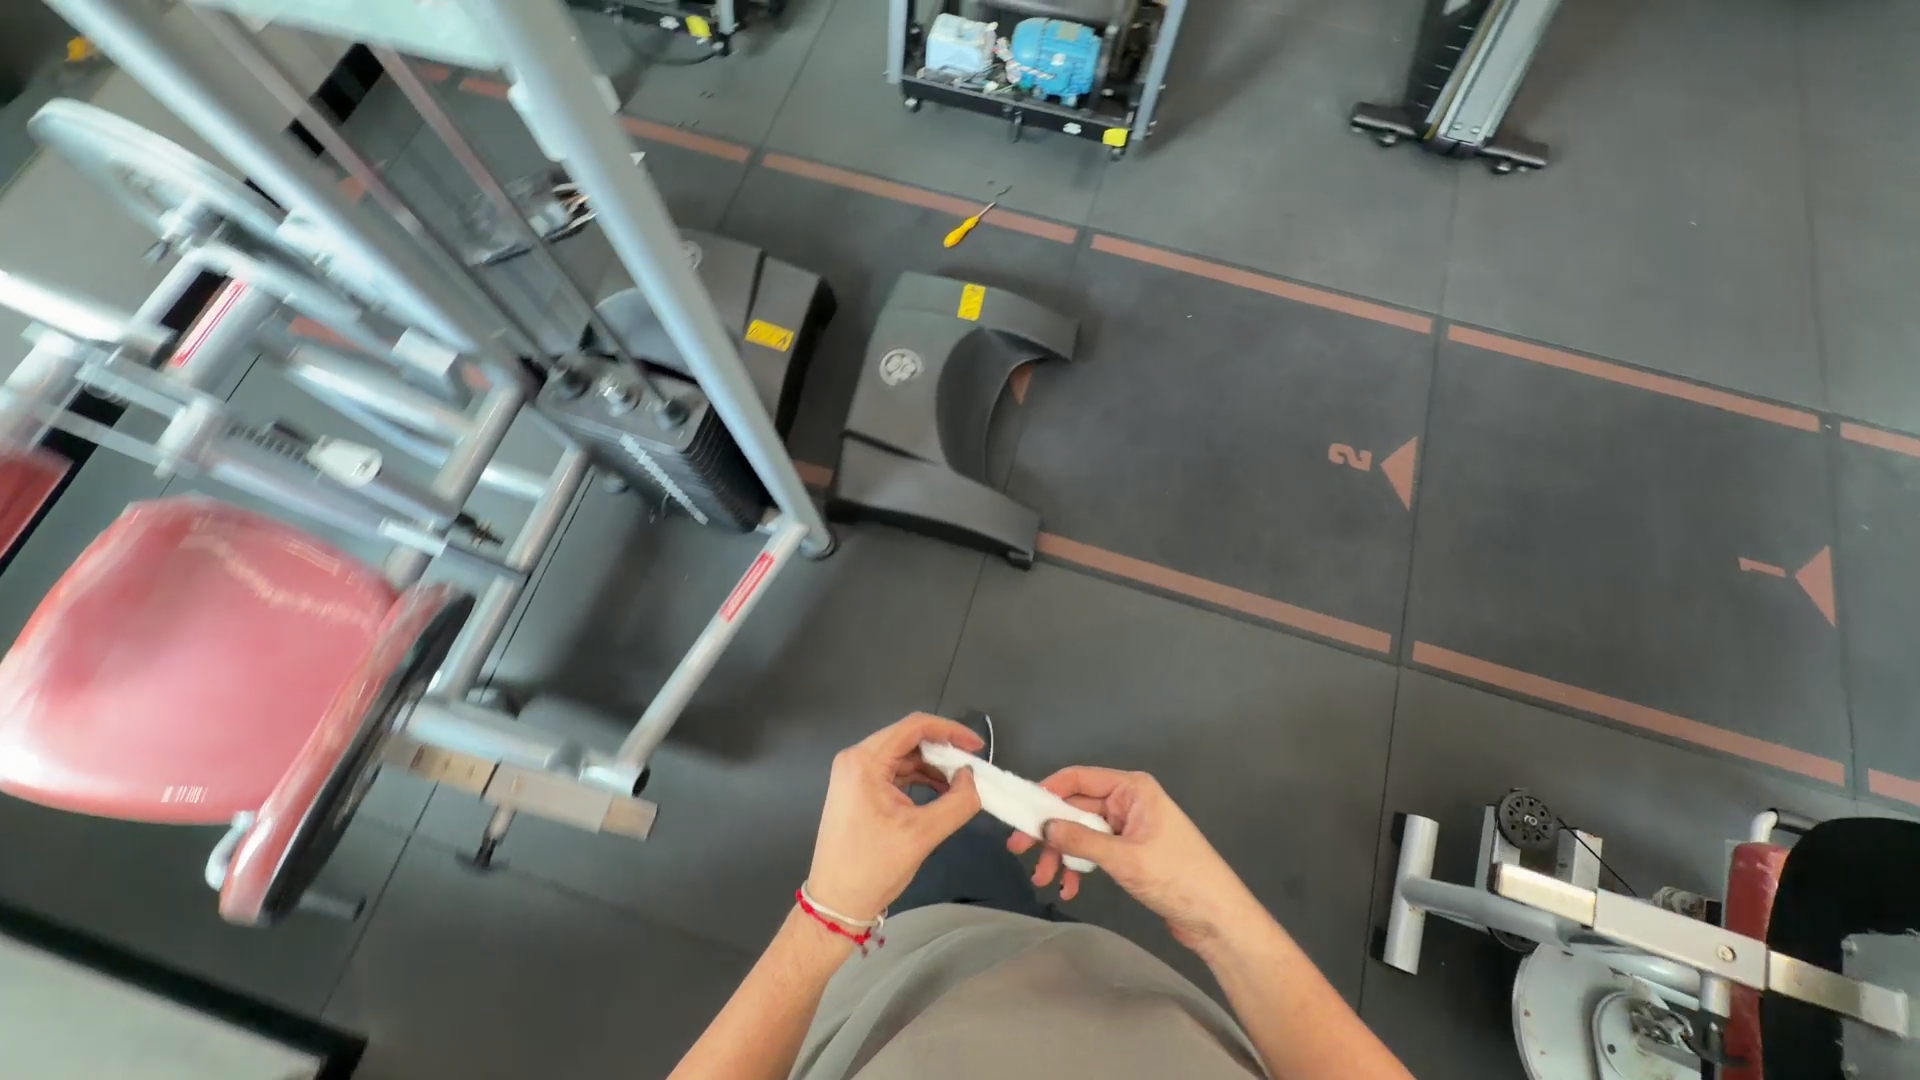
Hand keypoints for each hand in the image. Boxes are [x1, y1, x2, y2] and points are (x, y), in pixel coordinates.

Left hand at [806, 713, 984, 922]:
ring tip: (961, 784)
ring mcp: (854, 774)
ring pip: (903, 756)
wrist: (836, 904)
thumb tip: (974, 779)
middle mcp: (856, 759)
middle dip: (943, 750)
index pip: (914, 726)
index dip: (950, 731)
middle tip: (972, 768)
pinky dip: (919, 779)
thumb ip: (957, 802)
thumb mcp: (922, 834)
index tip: (977, 746)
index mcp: (865, 761)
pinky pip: (894, 772)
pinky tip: (940, 793)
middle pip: (908, 738)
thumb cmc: (873, 867)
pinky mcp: (857, 790)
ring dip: (932, 766)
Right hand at [1008, 767, 1260, 950]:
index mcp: (1131, 789)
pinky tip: (1070, 889)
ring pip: (1081, 832)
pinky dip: (1079, 867)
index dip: (1047, 791)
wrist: (1218, 919)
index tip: (1021, 812)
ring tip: (1044, 879)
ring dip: (1061, 854)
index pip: (1078, 778)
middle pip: (1076, 807)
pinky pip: (1094, 851)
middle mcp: (1128, 801)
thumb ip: (1080, 840)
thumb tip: (1043, 826)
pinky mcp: (1130, 852)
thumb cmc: (1177, 878)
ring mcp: (1128, 827)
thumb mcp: (1124, 858)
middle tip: (1019, 850)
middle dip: (1050, 831)